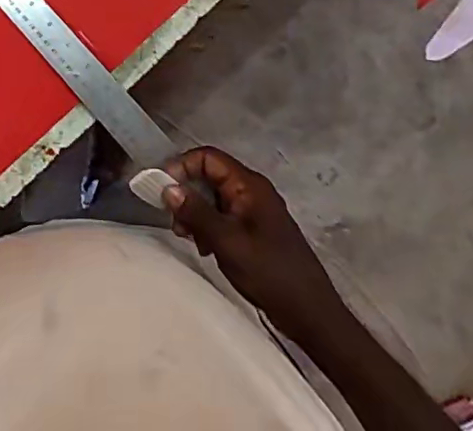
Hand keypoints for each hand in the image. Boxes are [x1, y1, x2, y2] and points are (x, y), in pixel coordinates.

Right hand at [163, 147, 340, 317]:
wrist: (311, 314)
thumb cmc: (270, 273)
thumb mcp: (227, 242)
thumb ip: (196, 212)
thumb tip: (168, 188)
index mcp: (249, 185)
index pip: (207, 158)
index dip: (182, 166)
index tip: (162, 188)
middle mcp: (252, 191)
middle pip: (209, 176)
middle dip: (186, 193)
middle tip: (174, 220)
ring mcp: (254, 211)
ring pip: (213, 197)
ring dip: (195, 212)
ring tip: (187, 237)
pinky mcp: (254, 230)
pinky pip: (223, 215)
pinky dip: (208, 225)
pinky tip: (204, 246)